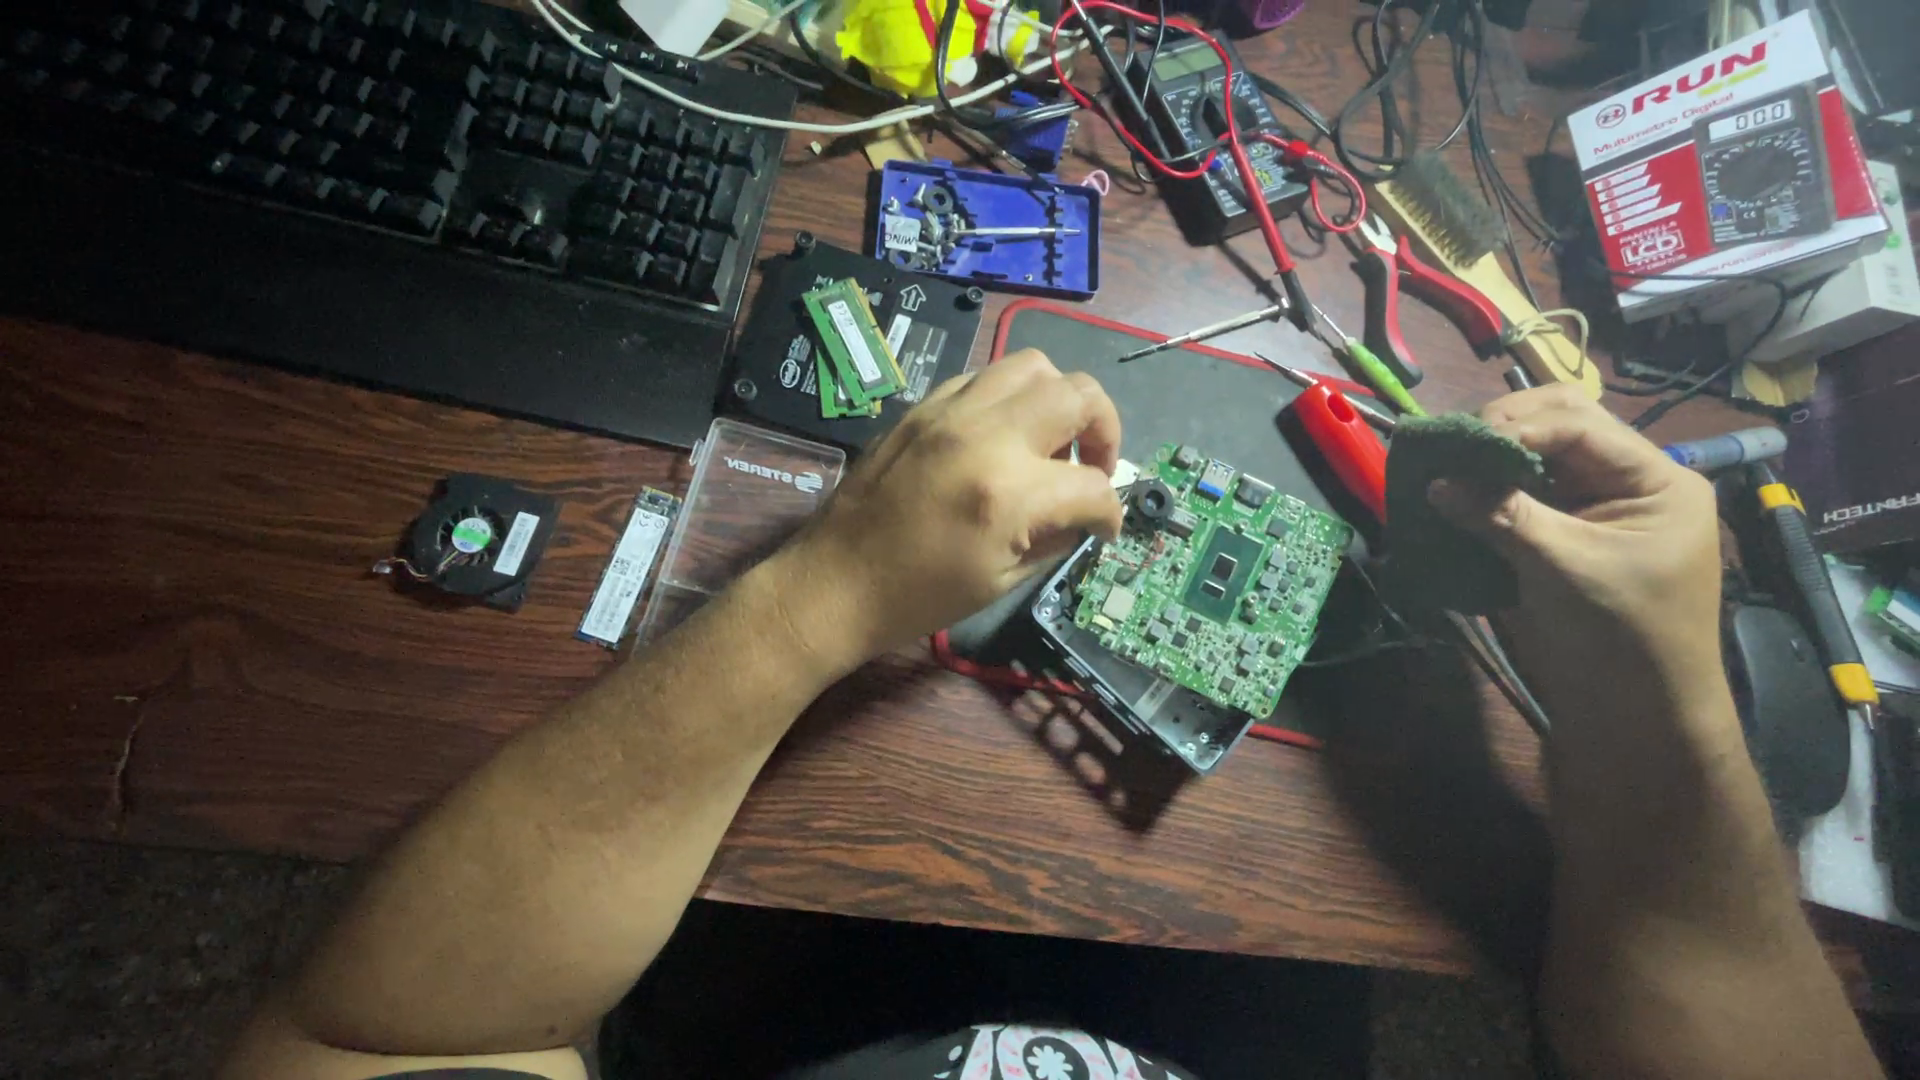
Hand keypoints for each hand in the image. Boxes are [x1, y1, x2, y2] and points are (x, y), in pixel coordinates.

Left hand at [762, 349, 1123, 671]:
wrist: (837, 582)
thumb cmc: (919, 597)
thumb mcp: (1003, 581)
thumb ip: (1056, 537)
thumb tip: (1085, 515)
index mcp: (1009, 493)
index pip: (1093, 485)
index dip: (1111, 512)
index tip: (1104, 528)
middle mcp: (985, 435)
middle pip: (1079, 395)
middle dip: (1106, 430)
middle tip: (1093, 466)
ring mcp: (950, 412)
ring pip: (1033, 365)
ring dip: (1059, 399)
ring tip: (1051, 439)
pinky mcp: (922, 407)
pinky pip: (984, 377)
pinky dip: (1010, 397)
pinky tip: (1003, 433)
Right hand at [1428, 386, 1724, 723]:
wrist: (1632, 704)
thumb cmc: (1621, 634)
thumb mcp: (1564, 568)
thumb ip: (1503, 517)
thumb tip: (1435, 482)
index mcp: (1654, 480)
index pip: (1580, 426)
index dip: (1518, 426)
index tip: (1461, 445)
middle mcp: (1623, 480)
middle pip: (1562, 422)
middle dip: (1505, 425)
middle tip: (1453, 445)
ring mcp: (1590, 504)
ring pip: (1536, 452)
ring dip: (1490, 453)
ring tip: (1445, 462)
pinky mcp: (1557, 529)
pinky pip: (1518, 488)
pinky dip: (1485, 485)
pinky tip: (1453, 490)